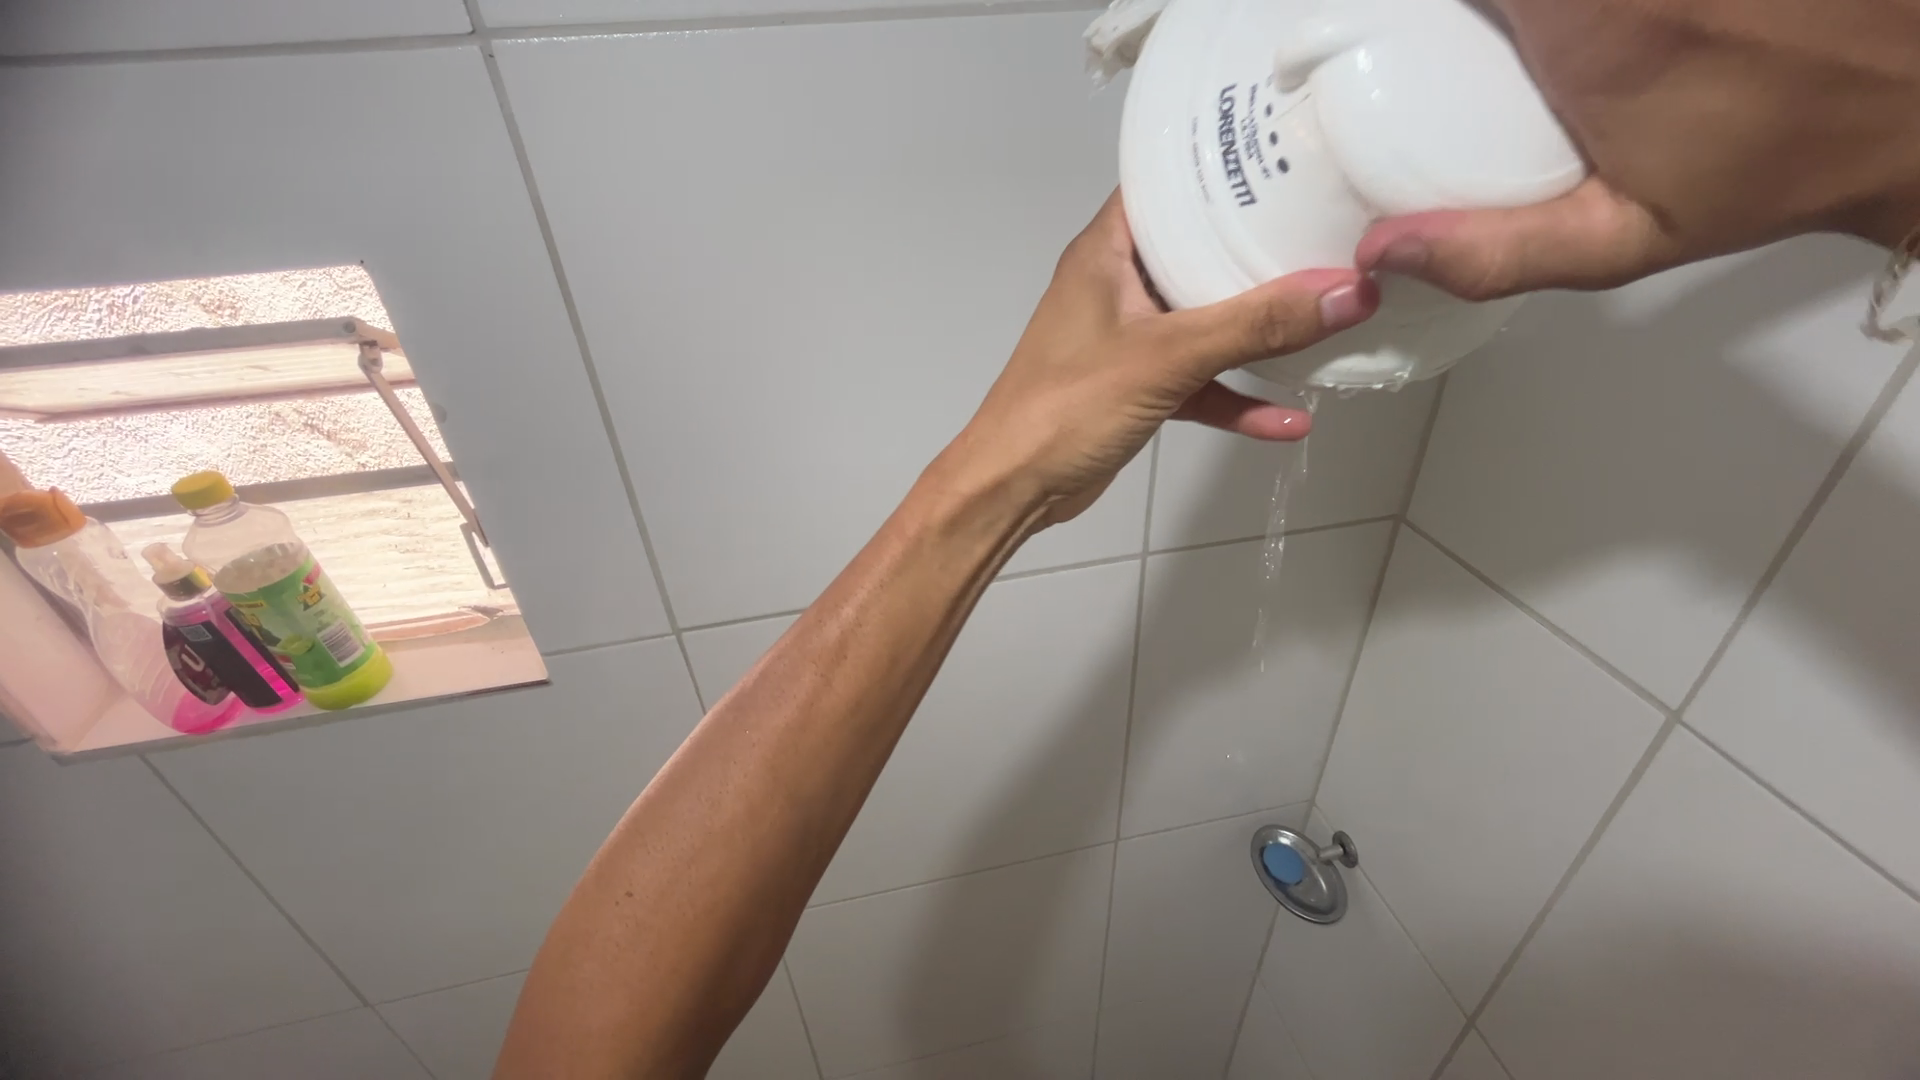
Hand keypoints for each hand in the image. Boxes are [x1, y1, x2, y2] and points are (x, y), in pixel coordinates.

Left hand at [940, 191, 1377, 528]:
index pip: (1170, 183)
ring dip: (1257, 330)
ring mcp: (1128, 339)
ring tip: (1331, 316)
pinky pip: (1197, 382)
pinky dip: (1236, 399)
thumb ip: (1254, 325)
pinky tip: (1290, 420)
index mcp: (1107, 251)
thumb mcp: (1165, 357)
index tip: (1301, 151)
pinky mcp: (1136, 388)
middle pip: (1199, 251)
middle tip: (1339, 227)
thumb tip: (1353, 290)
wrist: (1013, 487)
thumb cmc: (1069, 406)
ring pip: (1204, 321)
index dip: (1231, 164)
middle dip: (1263, 246)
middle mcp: (1117, 286)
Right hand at [1359, 0, 1919, 299]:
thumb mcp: (1619, 244)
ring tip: (1494, 37)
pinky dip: (1550, 6)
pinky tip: (1558, 30)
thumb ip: (1494, 255)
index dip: (1417, 14)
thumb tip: (1381, 249)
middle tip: (1442, 40)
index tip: (1393, 37)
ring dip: (1500, 12)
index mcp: (1603, 29)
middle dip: (1461, 17)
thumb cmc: (1773, 169)